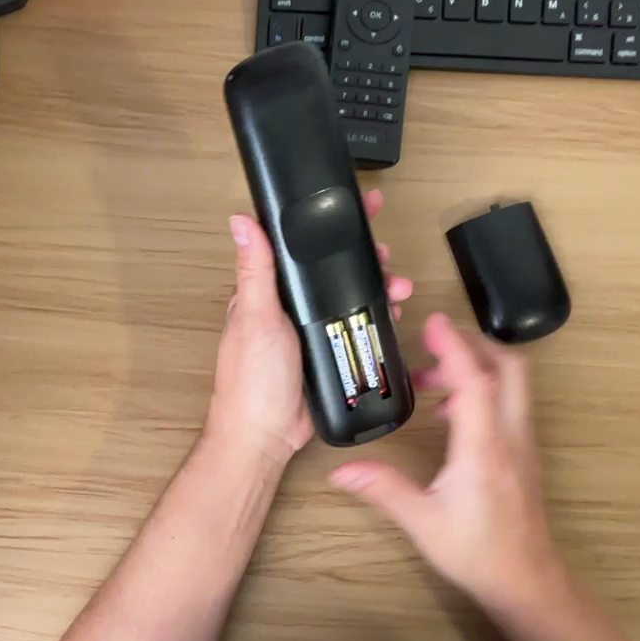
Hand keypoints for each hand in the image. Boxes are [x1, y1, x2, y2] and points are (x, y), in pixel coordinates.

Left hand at [206, 190, 412, 464]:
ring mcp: (307, 331)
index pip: (295, 248)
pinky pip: (355, 327)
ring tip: (398, 286)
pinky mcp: (326, 353)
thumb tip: (241, 222)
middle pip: (329, 272)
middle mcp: (286, 309)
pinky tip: (392, 313)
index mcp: (265, 294)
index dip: (323, 224)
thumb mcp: (256, 317)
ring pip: (348, 298)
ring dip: (375, 287)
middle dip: (361, 258)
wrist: (267, 435)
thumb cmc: (251, 380)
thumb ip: (255, 270)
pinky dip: (376, 317)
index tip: (353, 205)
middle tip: (385, 252)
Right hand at [328, 313, 567, 608]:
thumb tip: (341, 471)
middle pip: (508, 368)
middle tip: (436, 340)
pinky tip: (451, 413)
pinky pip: (509, 405)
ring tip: (432, 377)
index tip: (434, 322)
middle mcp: (510, 437)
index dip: (455, 346)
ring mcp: (522, 444)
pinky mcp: (522, 454)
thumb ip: (383, 489)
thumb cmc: (478, 552)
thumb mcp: (422, 521)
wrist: (527, 580)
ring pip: (513, 385)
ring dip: (477, 368)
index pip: (475, 381)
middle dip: (474, 344)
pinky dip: (483, 391)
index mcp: (484, 447)